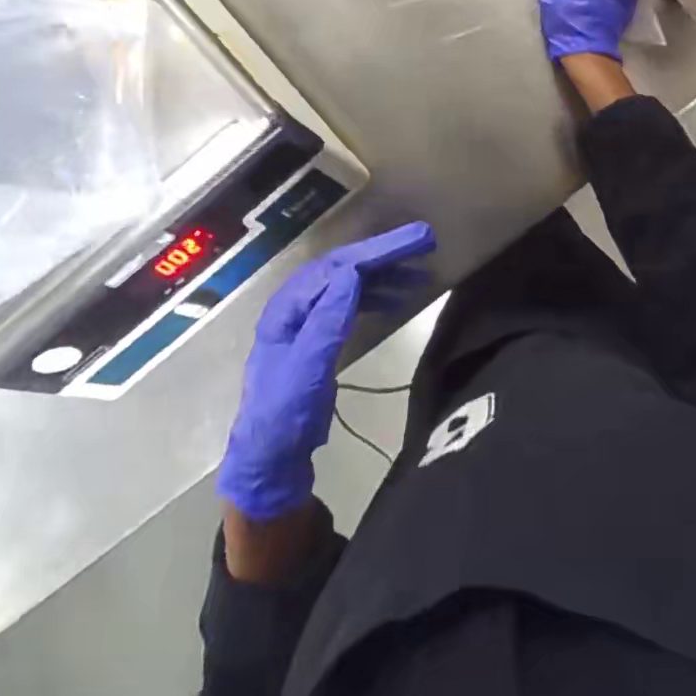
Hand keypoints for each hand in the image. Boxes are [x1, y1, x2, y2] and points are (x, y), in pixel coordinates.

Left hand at [216, 222, 437, 519]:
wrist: (271, 457)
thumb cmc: (284, 413)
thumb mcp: (307, 369)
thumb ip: (328, 321)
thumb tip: (351, 274)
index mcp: (289, 308)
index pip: (337, 266)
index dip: (377, 251)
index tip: (416, 239)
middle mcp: (296, 306)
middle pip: (343, 268)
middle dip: (382, 254)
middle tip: (424, 243)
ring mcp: (307, 321)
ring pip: (347, 284)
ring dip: (381, 275)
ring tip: (418, 275)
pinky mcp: (318, 338)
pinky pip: (348, 303)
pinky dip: (373, 296)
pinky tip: (393, 300)